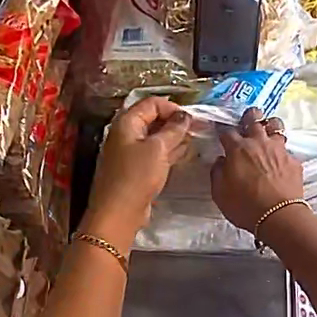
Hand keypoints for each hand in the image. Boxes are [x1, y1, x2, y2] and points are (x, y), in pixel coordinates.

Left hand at [83, 97, 191, 244]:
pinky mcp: (136, 168)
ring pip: (155, 137)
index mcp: (127, 122)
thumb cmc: (137, 176)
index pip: (152, 103)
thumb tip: (185, 116)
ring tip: (194, 140)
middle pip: (153, 119)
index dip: (173, 108)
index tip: (191, 119)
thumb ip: (173, 129)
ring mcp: (130, 152)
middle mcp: (126, 133)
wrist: (119, 212)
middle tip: (197, 129)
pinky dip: (169, 151)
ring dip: (174, 137)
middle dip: (175, 122)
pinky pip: (155, 153)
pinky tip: (184, 153)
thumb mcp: (158, 149)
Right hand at [211, 108, 303, 233]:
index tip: (221, 134)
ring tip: (267, 137)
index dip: (222, 131)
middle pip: (254, 118)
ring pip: (276, 126)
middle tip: (248, 123)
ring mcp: (279, 150)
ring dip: (270, 128)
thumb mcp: (220, 193)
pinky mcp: (293, 161)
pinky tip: (280, 163)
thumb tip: (221, 161)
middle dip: (250, 117)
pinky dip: (281, 154)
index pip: (227, 131)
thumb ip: (217, 173)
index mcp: (238, 149)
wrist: (278, 216)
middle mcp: (259, 143)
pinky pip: (287, 150)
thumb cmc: (245, 206)